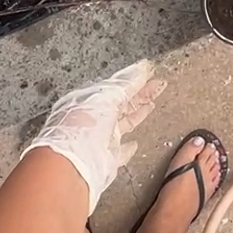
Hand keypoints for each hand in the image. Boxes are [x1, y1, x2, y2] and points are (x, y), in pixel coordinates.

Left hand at [22, 61, 164, 213]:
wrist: (72, 165)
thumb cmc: (81, 128)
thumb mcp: (105, 97)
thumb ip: (125, 84)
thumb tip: (142, 68)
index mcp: (91, 100)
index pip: (118, 86)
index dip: (136, 79)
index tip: (151, 71)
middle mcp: (95, 118)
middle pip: (123, 103)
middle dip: (142, 93)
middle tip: (159, 85)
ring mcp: (101, 139)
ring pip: (124, 123)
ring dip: (138, 114)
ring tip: (151, 105)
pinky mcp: (106, 159)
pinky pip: (120, 152)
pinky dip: (129, 148)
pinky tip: (134, 144)